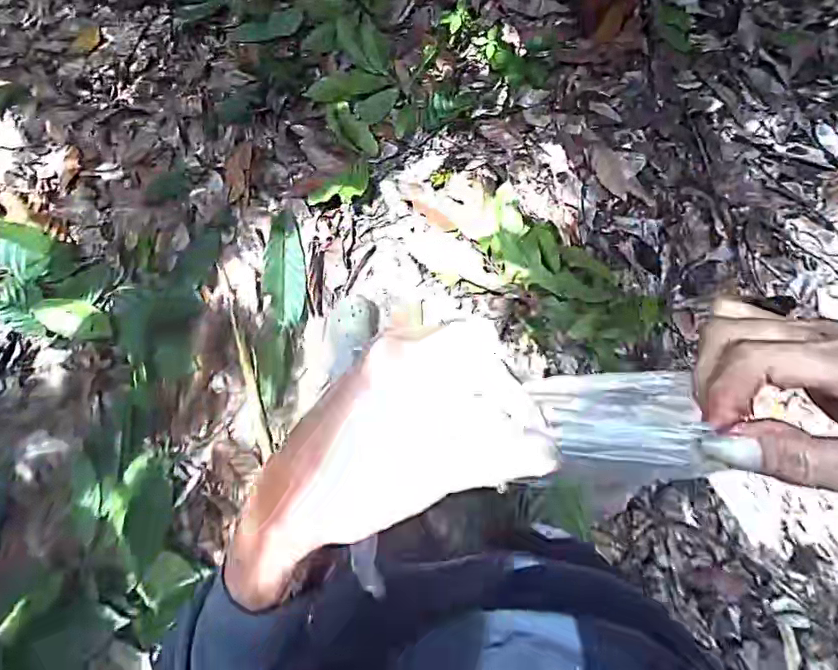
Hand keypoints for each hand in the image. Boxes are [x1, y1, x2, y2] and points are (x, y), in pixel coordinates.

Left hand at [224, 320, 555, 609]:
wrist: (292, 495)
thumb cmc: (362, 488)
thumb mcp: (437, 472)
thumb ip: (496, 454)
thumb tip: (545, 453)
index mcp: (409, 358)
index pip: (477, 341)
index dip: (508, 379)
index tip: (523, 418)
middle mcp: (393, 342)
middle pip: (462, 341)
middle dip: (491, 379)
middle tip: (508, 420)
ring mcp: (377, 351)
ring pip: (440, 349)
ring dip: (467, 380)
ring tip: (482, 424)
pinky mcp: (367, 367)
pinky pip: (418, 360)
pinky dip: (442, 382)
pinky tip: (448, 420)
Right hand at [695, 299, 837, 574]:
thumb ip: (799, 459)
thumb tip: (728, 444)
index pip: (757, 353)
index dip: (722, 390)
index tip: (713, 432)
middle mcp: (837, 339)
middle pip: (736, 324)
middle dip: (709, 372)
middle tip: (712, 426)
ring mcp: (829, 344)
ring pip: (741, 324)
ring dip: (717, 364)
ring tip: (722, 415)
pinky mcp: (824, 360)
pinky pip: (760, 343)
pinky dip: (735, 369)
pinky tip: (742, 405)